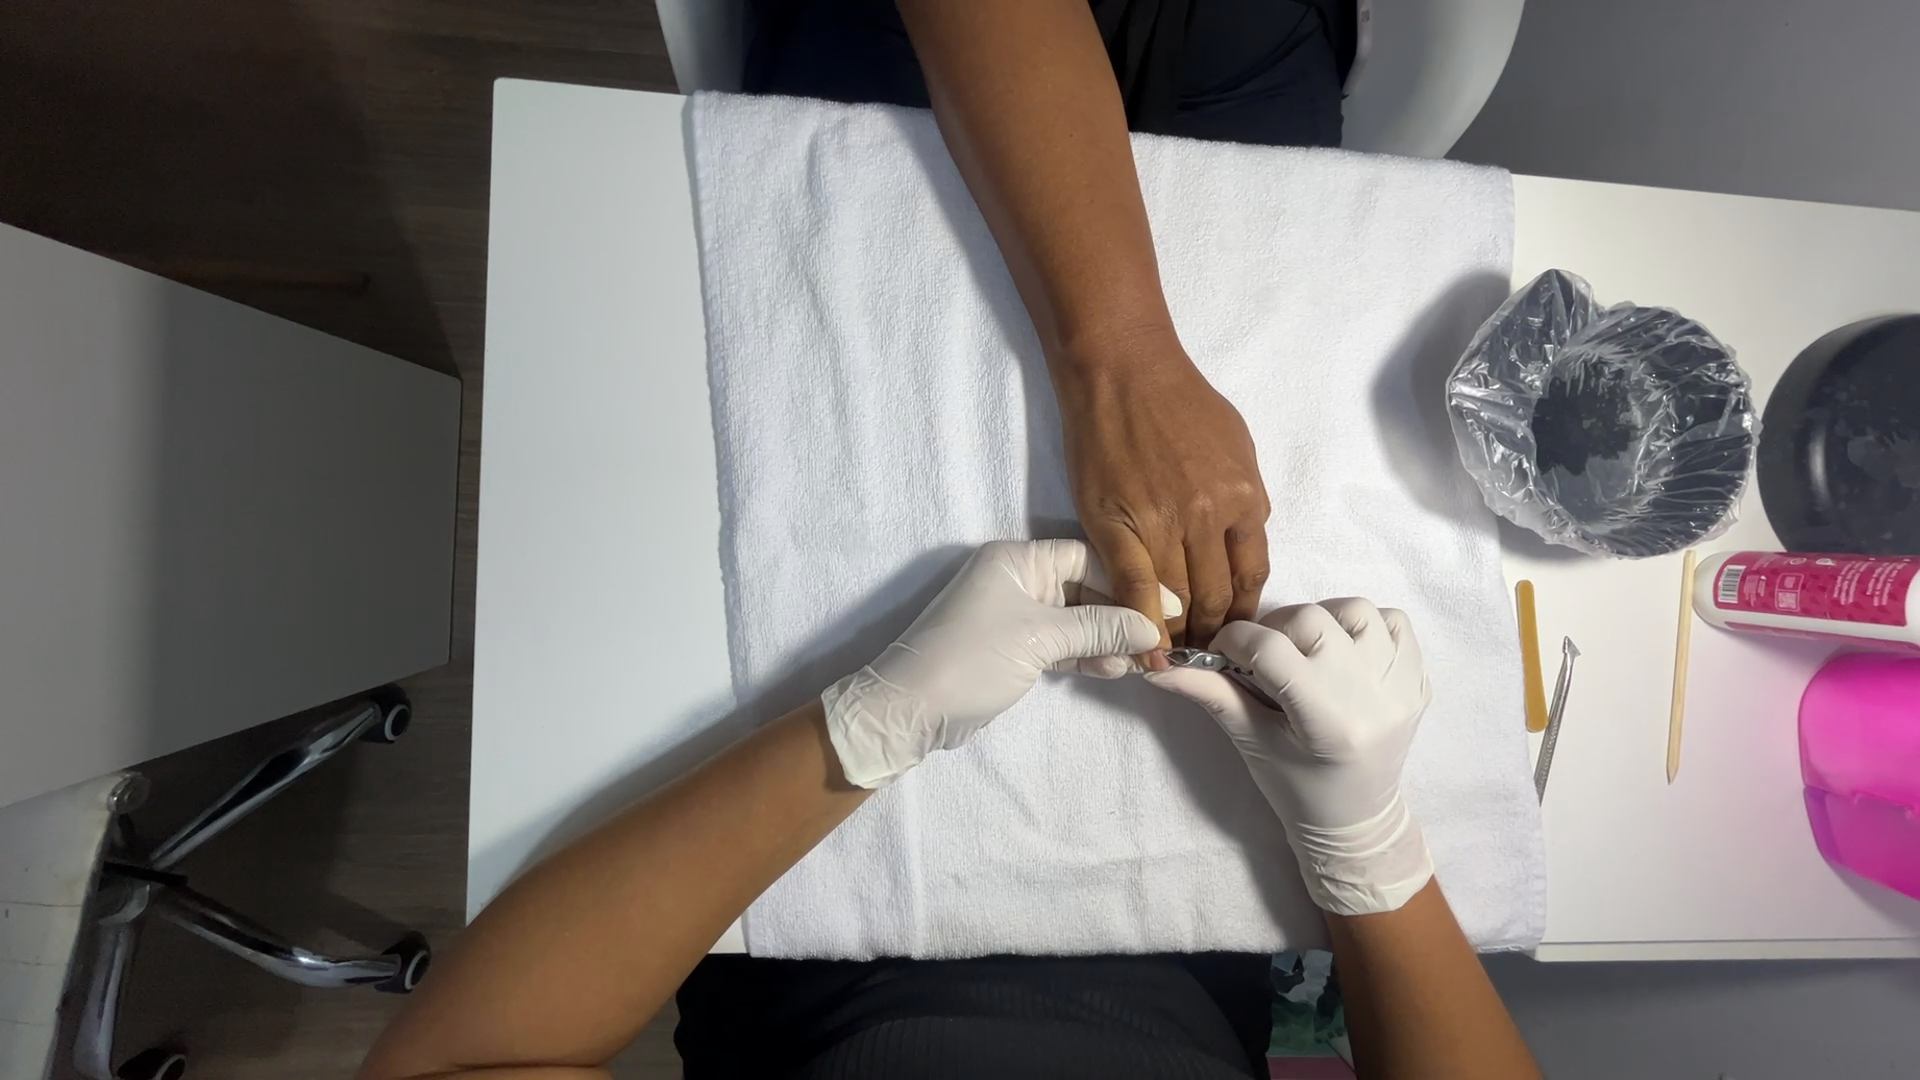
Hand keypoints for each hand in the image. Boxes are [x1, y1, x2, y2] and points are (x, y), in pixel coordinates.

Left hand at [824, 540, 1163, 787]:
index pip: (1085, 557)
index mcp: (1016, 559)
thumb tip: (1153, 629)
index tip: (1168, 608)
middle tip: (1159, 641)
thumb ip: (1099, 629)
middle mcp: (1017, 579)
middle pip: (1084, 588)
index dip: (1128, 581)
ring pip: (1075, 619)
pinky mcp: (1014, 647)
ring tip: (1140, 662)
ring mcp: (1014, 615)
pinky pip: (1061, 644)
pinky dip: (1085, 656)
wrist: (911, 710)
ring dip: (1107, 639)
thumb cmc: (973, 658)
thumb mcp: (1039, 638)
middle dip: (1120, 615)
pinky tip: (1114, 670)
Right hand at [1055, 333, 1269, 652]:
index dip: (1243, 610)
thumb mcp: (1235, 441)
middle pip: (1216, 594)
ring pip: (1178, 599)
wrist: (1121, 371)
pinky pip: (1136, 589)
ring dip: (1179, 634)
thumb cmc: (1178, 399)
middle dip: (1212, 631)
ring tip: (1175, 656)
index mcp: (1244, 497)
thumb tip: (1240, 533)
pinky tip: (1146, 651)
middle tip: (1203, 654)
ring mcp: (1163, 525)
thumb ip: (1243, 494)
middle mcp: (1210, 518)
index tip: (1234, 629)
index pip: (1251, 573)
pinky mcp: (1117, 528)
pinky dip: (1142, 625)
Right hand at [1147, 599, 1434, 914]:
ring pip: (1355, 611)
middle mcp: (1373, 698)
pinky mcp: (1418, 680)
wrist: (1355, 818)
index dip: (1235, 641)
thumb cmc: (1294, 786)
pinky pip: (1394, 622)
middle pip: (1311, 620)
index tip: (1223, 653)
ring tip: (1305, 650)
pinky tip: (1342, 650)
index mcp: (1328, 722)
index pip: (1271, 650)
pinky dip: (1363, 626)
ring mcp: (1402, 687)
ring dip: (1321, 621)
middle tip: (1263, 656)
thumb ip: (1209, 694)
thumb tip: (1157, 665)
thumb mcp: (1248, 741)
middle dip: (1274, 630)